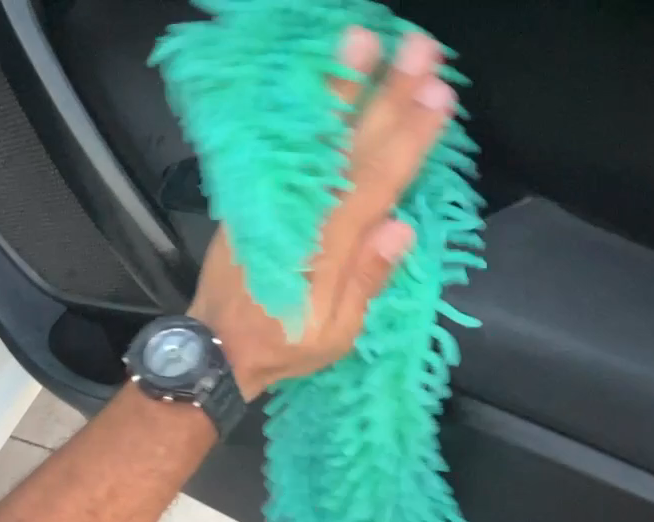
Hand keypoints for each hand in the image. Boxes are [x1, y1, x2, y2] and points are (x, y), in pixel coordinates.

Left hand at [187, 27, 455, 399]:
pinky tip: (317, 84)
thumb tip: (399, 230)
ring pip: (311, 138)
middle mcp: (300, 216)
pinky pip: (279, 148)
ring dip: (341, 87)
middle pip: (350, 148)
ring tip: (364, 40)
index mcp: (327, 250)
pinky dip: (299, 114)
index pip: (376, 183)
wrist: (215, 348)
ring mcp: (271, 204)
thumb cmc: (283, 346)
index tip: (439, 97)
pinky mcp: (250, 201)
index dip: (408, 139)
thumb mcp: (333, 335)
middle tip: (420, 50)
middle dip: (387, 96)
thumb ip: (364, 282)